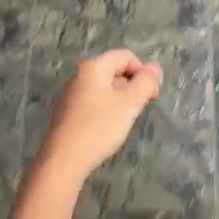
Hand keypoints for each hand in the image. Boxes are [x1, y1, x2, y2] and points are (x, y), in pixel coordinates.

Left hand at [33, 48, 162, 184]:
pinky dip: (107, 110)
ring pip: (105, 89)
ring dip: (121, 100)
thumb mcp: (129, 105)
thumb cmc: (98, 129)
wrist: (62, 162)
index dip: (143, 71)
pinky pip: (94, 102)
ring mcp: (71, 95)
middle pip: (115, 71)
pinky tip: (107, 130)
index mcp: (92, 68)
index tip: (151, 95)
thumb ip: (146, 83)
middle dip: (132, 87)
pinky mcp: (68, 113)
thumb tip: (155, 68)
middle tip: (138, 110)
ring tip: (124, 122)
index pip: (125, 56)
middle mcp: (79, 76)